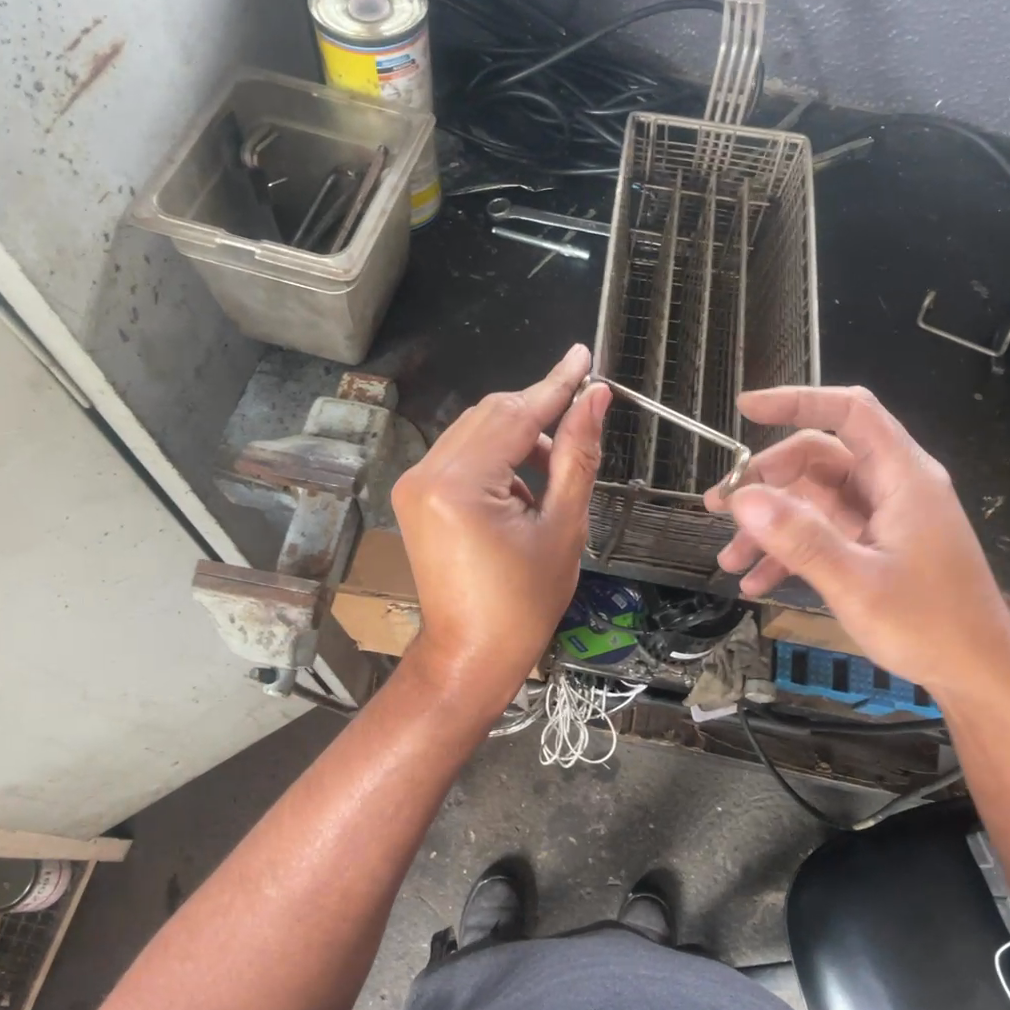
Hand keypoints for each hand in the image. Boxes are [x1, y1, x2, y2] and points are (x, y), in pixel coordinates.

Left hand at [391, 344, 611, 708]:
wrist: (471, 653)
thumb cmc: (525, 602)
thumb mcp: (562, 527)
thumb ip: (576, 455)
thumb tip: (595, 399)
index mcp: (461, 484)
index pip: (517, 414)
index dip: (556, 384)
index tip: (584, 357)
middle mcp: (427, 473)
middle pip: (491, 413)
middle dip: (538, 413)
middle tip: (580, 421)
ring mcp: (414, 483)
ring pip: (475, 430)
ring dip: (518, 437)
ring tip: (552, 474)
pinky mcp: (414, 495)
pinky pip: (460, 453)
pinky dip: (496, 457)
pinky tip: (521, 488)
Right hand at [704, 386, 1009, 691]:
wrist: (978, 674)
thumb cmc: (929, 625)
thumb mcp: (856, 583)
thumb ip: (800, 538)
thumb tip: (743, 498)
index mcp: (902, 477)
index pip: (849, 412)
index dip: (797, 401)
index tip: (745, 410)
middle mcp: (892, 486)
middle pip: (818, 459)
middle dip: (765, 481)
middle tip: (718, 507)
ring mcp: (884, 517)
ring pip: (814, 500)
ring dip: (769, 526)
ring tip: (728, 559)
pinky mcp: (877, 546)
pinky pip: (824, 533)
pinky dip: (790, 552)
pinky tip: (758, 583)